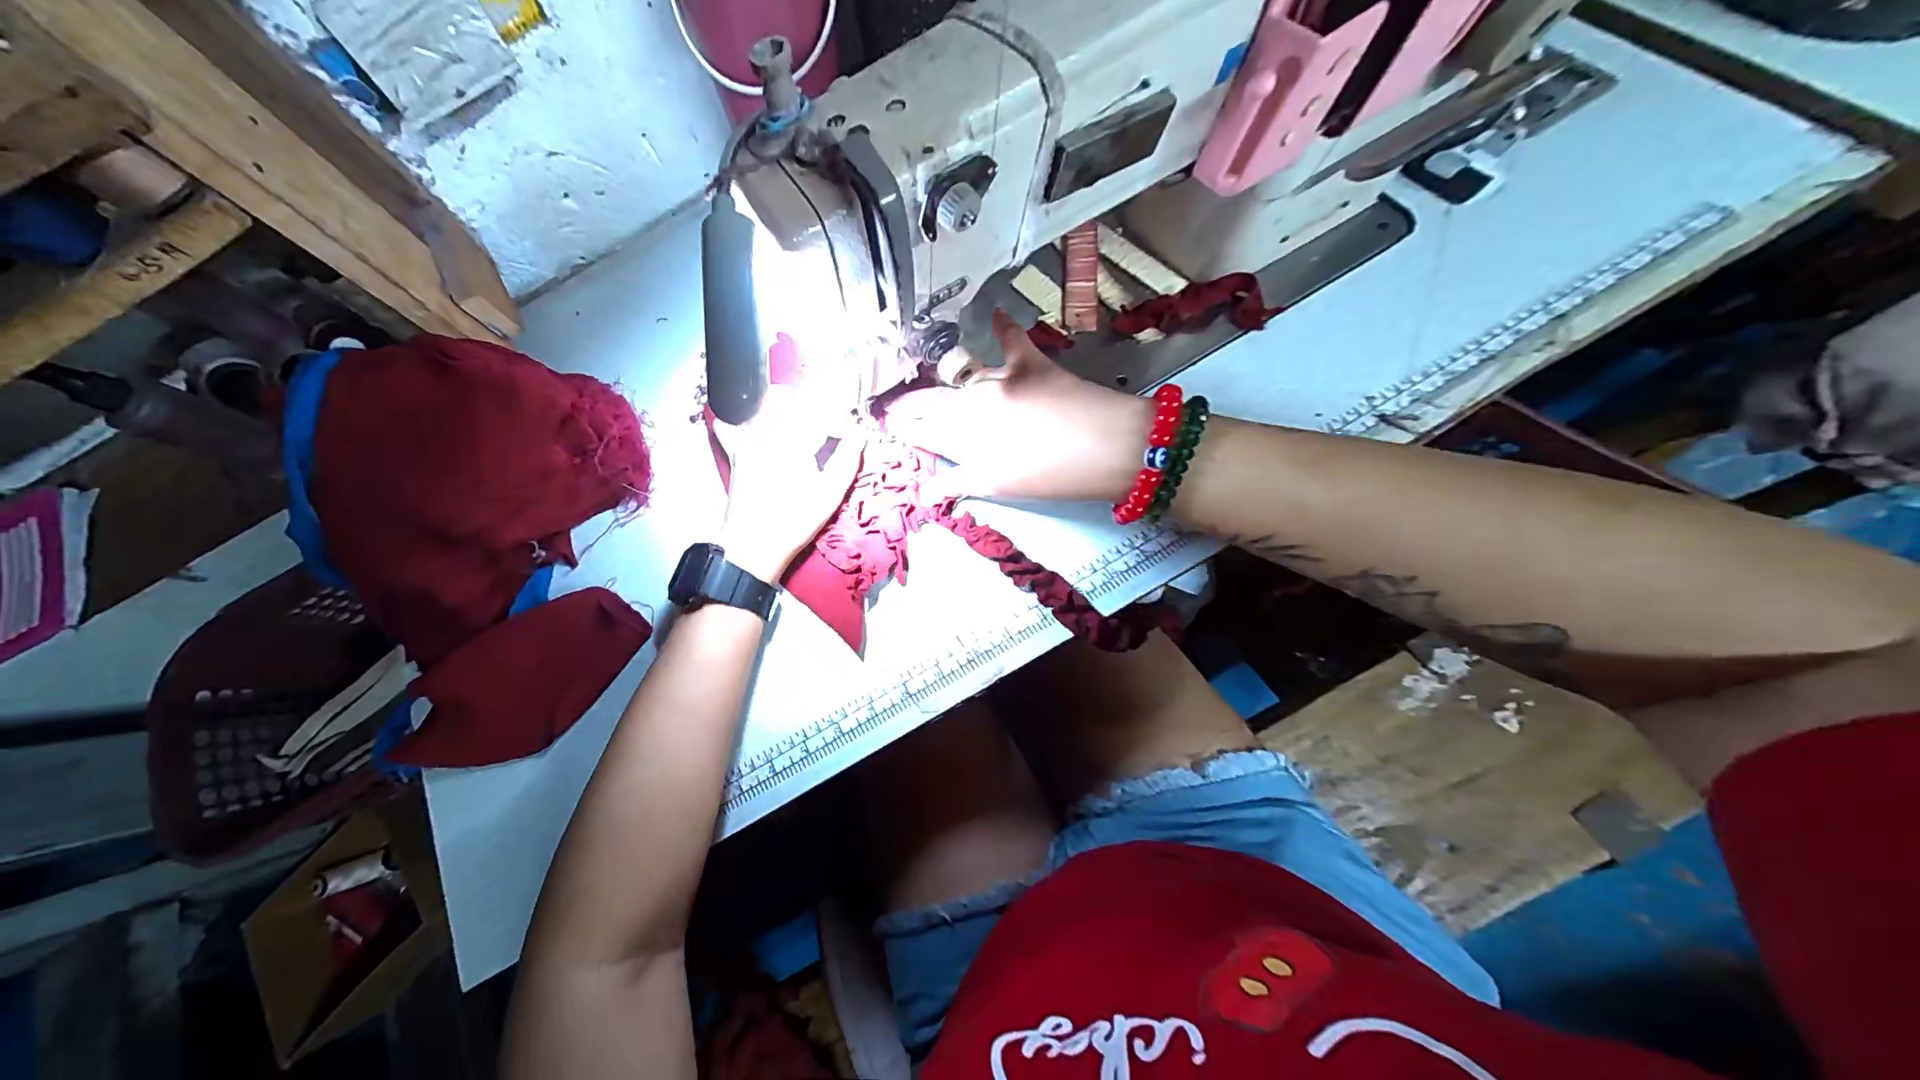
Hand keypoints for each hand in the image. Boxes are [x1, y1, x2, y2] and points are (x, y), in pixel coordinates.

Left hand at [714, 385, 863, 581]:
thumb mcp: (831, 493)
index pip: (822, 414)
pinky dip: (739, 420)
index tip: (852, 433)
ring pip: (764, 407)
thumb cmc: (796, 520)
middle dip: (814, 406)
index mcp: (796, 438)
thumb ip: (848, 458)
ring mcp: (748, 440)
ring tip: (800, 417)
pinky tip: (744, 421)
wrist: (753, 546)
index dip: (841, 421)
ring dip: (784, 405)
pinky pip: (732, 426)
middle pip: (791, 401)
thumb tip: (860, 434)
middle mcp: (769, 431)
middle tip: (830, 423)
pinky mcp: (736, 454)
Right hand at [885, 311, 1150, 501]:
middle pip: (934, 400)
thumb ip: (958, 483)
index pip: (922, 429)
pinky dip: (1001, 328)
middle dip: (912, 405)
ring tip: (931, 381)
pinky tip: (994, 316)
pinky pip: (1010, 340)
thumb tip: (926, 491)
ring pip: (963, 376)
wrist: (1113, 446)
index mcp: (966, 435)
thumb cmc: (1056, 476)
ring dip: (945, 380)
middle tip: (896, 408)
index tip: (887, 426)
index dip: (902, 427)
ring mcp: (1003, 379)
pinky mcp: (1031, 364)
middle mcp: (975, 402)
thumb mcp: (1001, 486)